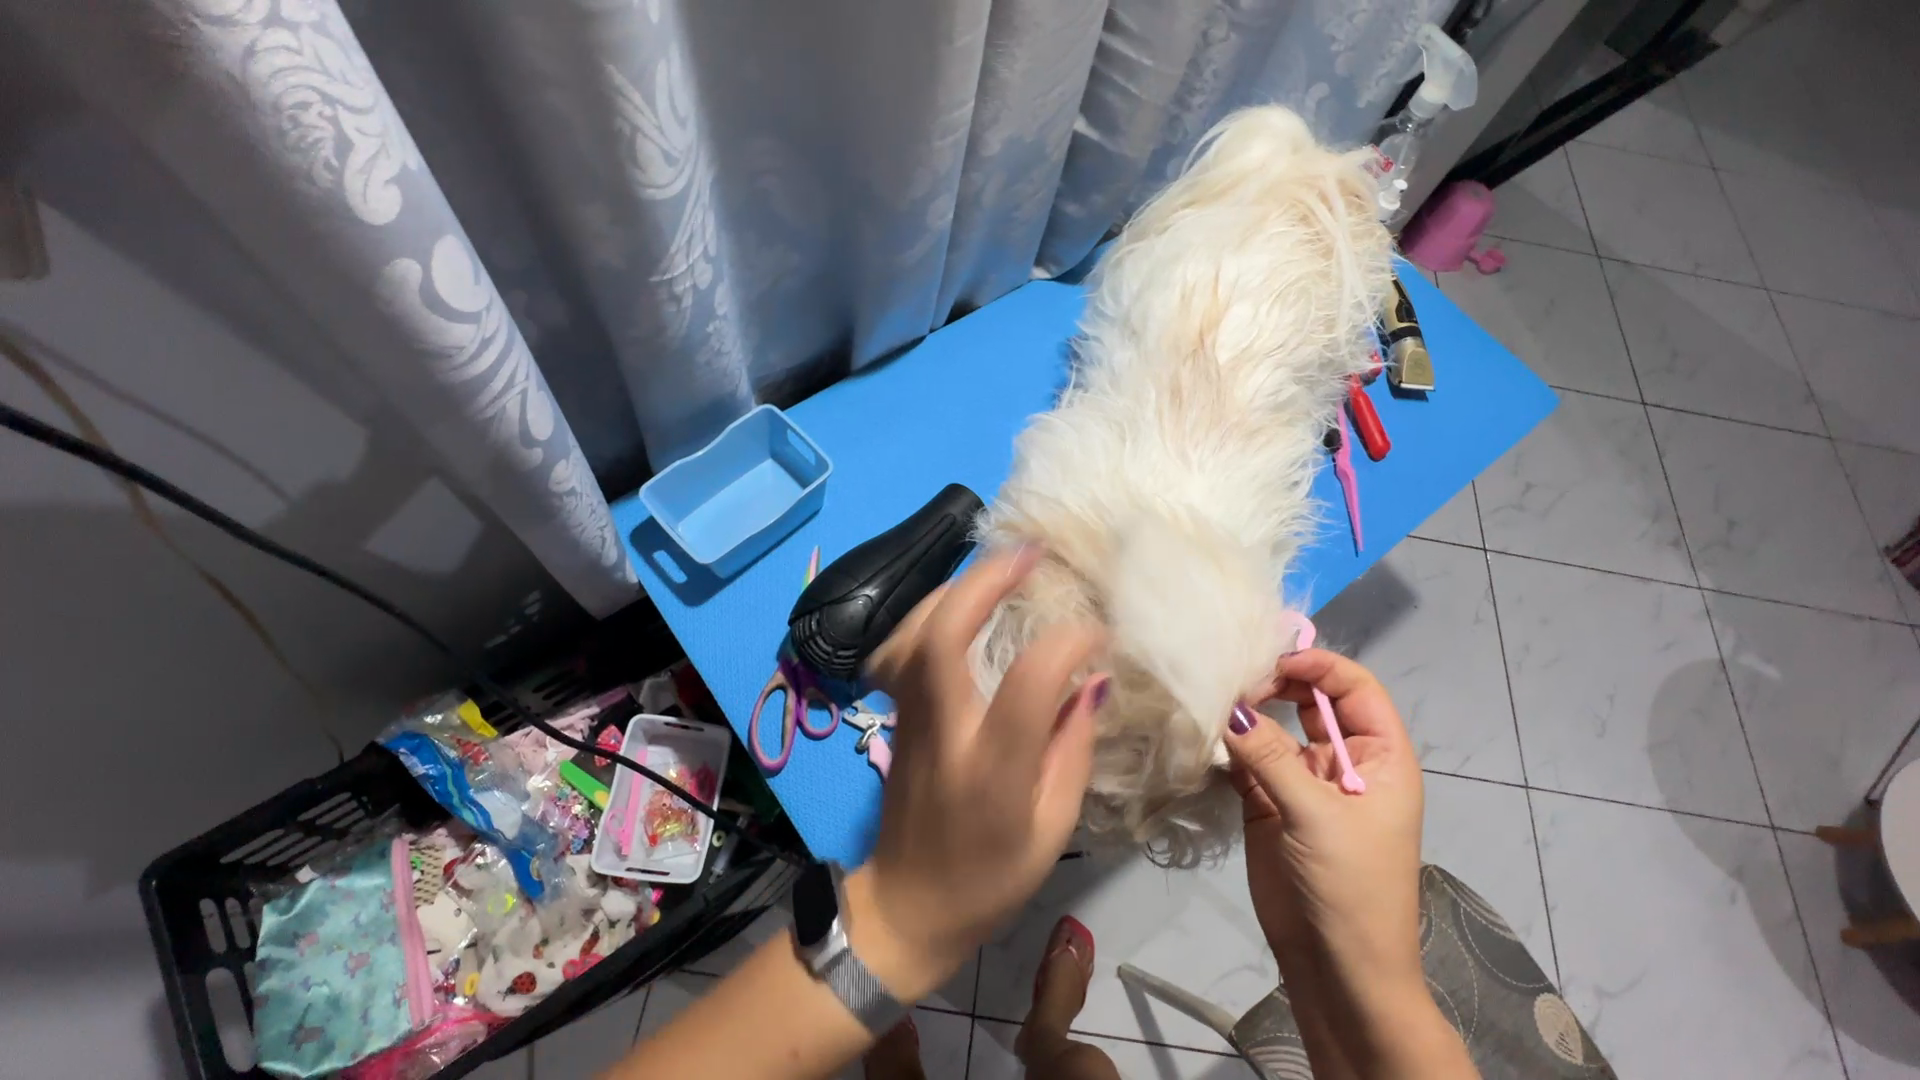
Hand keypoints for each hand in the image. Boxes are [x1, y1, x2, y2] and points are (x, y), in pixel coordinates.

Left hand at [851, 545, 1106, 1000]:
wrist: (906, 907)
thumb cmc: (989, 878)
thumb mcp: (1052, 830)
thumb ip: (1071, 749)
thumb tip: (1093, 681)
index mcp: (991, 769)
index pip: (1028, 683)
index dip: (1067, 643)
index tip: (1096, 633)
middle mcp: (942, 731)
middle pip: (945, 634)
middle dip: (985, 580)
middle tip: (1029, 552)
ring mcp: (908, 718)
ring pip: (912, 631)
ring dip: (953, 588)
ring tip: (996, 570)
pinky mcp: (894, 715)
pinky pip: (900, 648)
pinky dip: (925, 615)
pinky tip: (955, 608)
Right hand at [1226, 649, 1423, 993]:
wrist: (1337, 965)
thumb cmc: (1351, 886)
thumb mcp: (1318, 817)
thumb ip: (1271, 758)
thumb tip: (1228, 707)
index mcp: (1380, 757)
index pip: (1354, 688)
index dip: (1319, 666)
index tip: (1272, 660)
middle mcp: (1342, 760)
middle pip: (1311, 701)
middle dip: (1276, 684)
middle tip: (1232, 680)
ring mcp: (1303, 781)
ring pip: (1273, 729)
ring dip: (1245, 714)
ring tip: (1208, 697)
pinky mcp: (1269, 802)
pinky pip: (1246, 760)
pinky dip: (1225, 745)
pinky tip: (1201, 731)